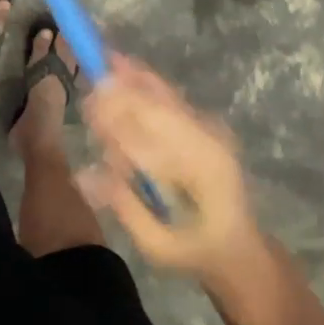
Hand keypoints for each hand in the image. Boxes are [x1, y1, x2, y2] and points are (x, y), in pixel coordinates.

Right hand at [81, 55, 264, 284]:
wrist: (240, 249)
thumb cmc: (197, 252)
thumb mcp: (158, 245)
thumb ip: (125, 206)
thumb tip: (83, 173)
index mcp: (203, 168)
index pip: (154, 130)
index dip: (120, 113)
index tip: (88, 103)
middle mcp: (210, 138)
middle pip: (159, 104)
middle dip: (122, 93)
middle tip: (87, 93)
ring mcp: (210, 130)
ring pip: (165, 95)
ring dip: (132, 83)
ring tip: (101, 72)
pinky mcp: (205, 128)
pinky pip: (170, 99)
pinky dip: (144, 86)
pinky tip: (122, 73)